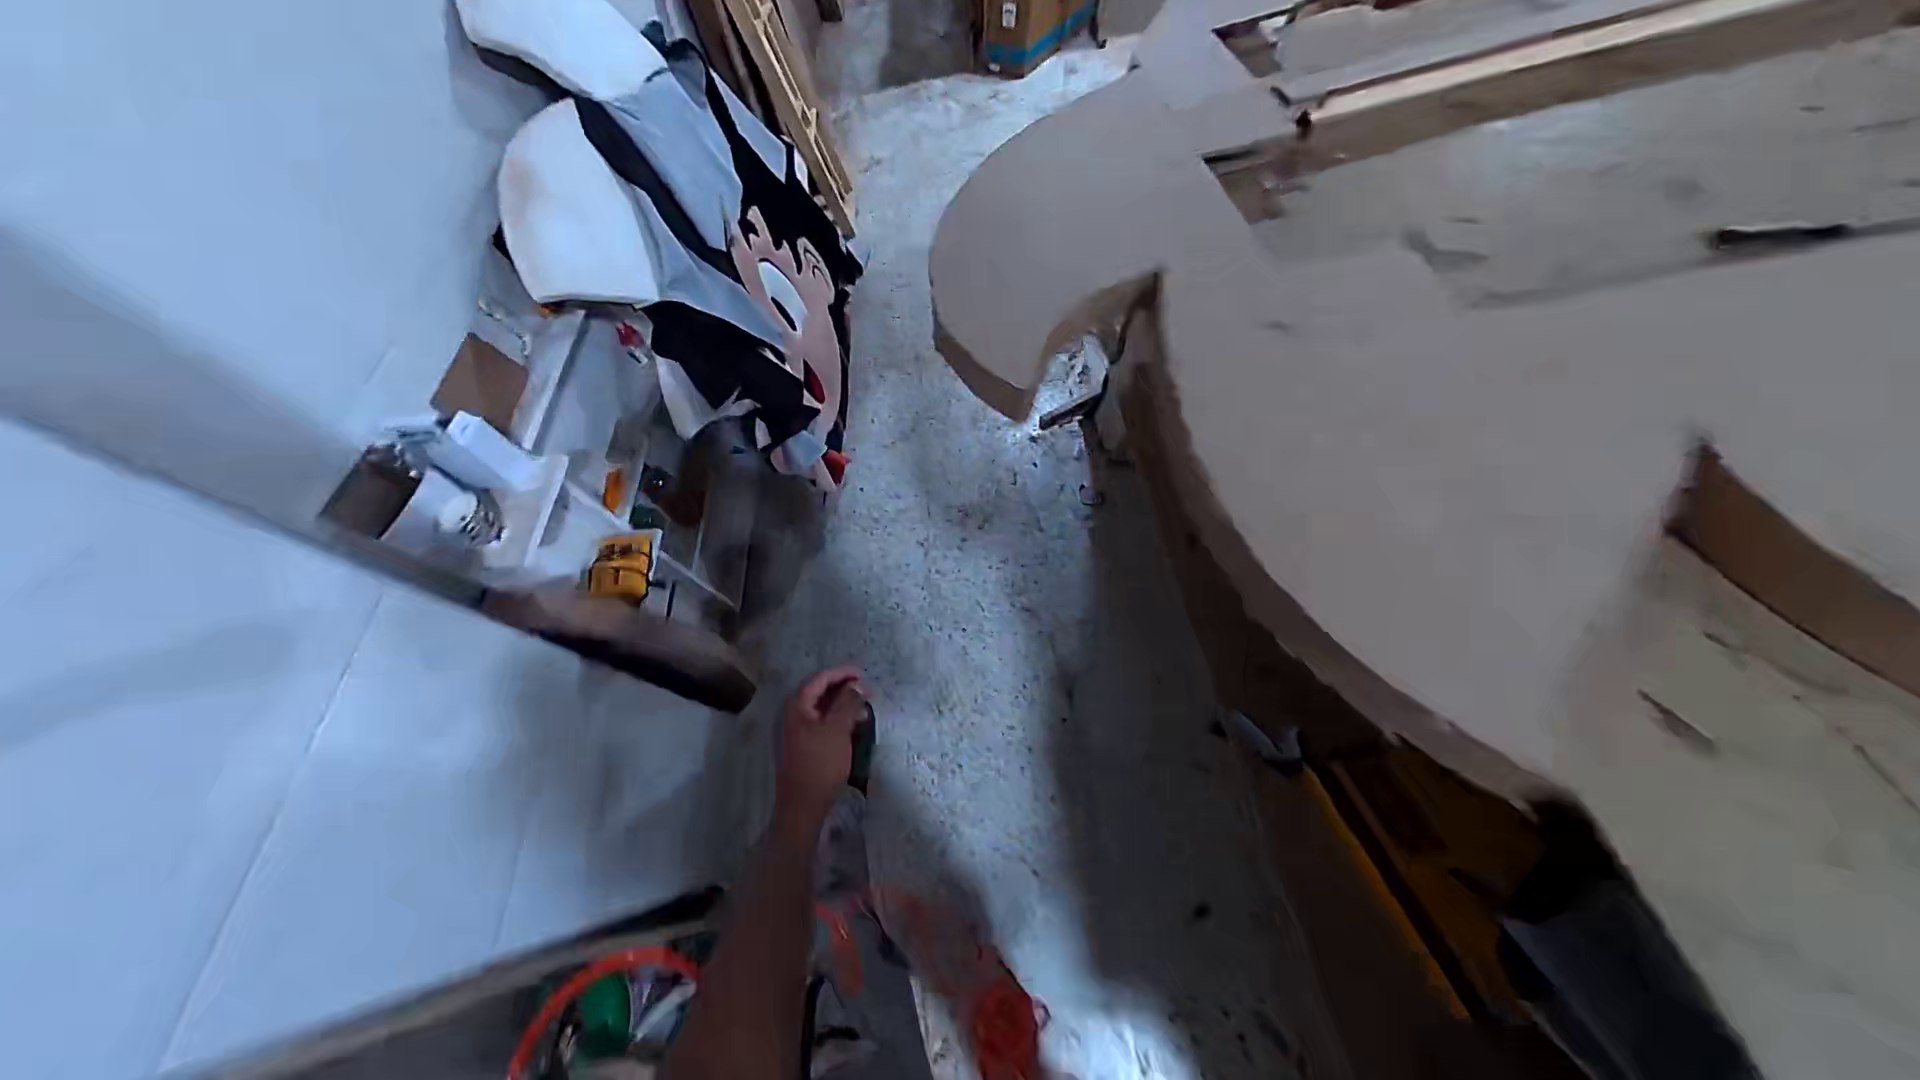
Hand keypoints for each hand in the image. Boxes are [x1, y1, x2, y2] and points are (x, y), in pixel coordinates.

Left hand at [773, 666, 864, 832]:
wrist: (803, 803)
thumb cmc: (821, 762)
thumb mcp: (838, 728)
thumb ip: (847, 702)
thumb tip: (856, 684)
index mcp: (797, 705)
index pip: (820, 678)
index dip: (843, 673)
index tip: (864, 675)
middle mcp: (793, 713)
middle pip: (819, 690)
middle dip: (844, 688)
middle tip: (866, 691)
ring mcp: (796, 729)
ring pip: (821, 706)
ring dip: (842, 703)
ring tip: (863, 706)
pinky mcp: (802, 743)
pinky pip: (821, 720)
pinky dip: (837, 717)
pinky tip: (852, 723)